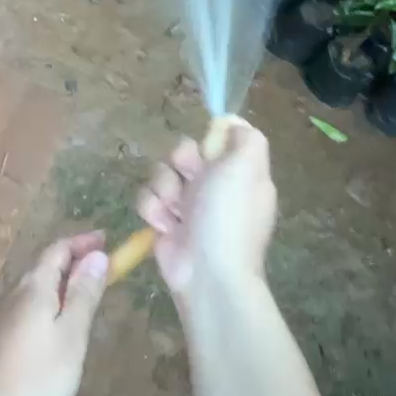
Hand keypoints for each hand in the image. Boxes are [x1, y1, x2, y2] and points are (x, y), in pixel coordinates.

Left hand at [0, 232, 109, 395]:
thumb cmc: (36, 374)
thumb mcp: (70, 336)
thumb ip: (84, 296)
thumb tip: (98, 254)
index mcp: (34, 285)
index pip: (58, 249)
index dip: (82, 241)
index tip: (105, 238)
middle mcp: (15, 292)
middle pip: (45, 265)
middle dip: (73, 260)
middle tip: (100, 266)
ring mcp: (3, 314)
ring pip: (36, 287)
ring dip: (61, 282)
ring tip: (84, 293)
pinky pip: (28, 305)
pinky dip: (49, 302)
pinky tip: (57, 322)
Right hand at [135, 118, 276, 304]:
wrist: (207, 273)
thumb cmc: (228, 217)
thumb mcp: (248, 168)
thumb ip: (246, 138)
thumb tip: (233, 122)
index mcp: (238, 174)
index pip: (216, 139)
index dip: (208, 141)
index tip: (208, 152)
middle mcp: (213, 187)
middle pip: (183, 151)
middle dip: (180, 162)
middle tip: (190, 179)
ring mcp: (187, 205)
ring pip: (160, 172)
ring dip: (164, 189)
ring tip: (176, 212)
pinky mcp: (164, 221)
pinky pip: (147, 197)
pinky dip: (153, 210)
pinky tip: (166, 226)